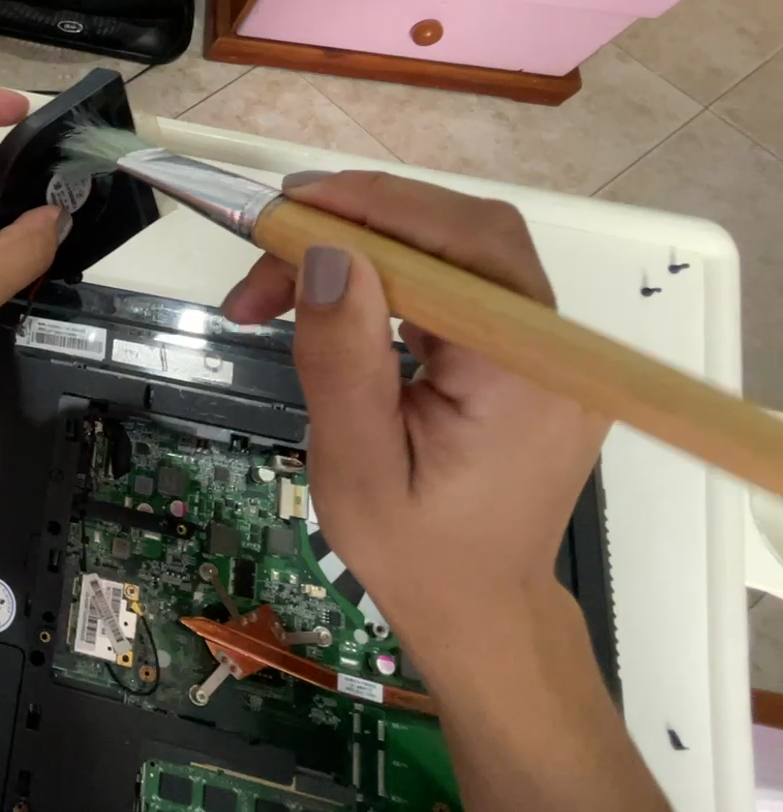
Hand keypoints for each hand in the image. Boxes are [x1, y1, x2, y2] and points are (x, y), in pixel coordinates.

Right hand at [222, 172, 610, 641]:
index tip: (283, 209)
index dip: (374, 209)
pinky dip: (377, 272)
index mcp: (521, 376)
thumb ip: (342, 359)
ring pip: (451, 250)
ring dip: (356, 247)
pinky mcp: (513, 353)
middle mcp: (549, 347)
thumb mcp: (354, 460)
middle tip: (262, 249)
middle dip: (353, 222)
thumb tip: (328, 257)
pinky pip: (448, 282)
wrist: (469, 601)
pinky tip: (325, 297)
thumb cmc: (408, 545)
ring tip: (270, 288)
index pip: (462, 248)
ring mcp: (538, 348)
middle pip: (461, 234)